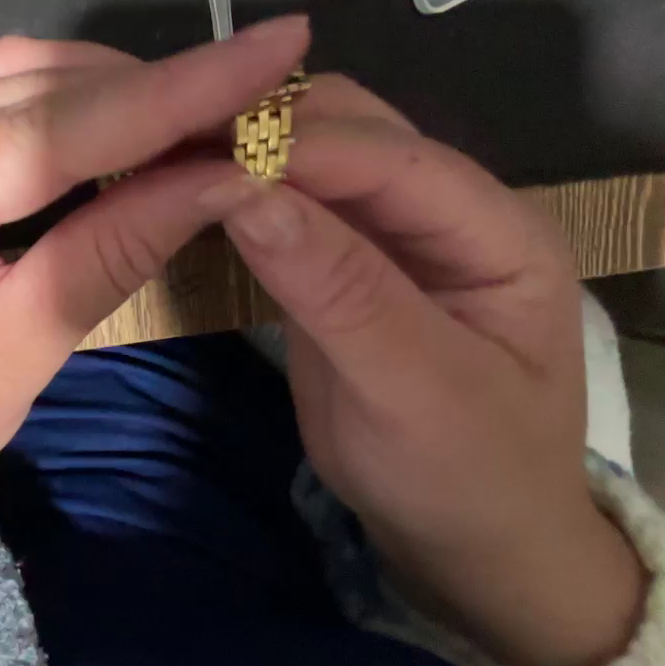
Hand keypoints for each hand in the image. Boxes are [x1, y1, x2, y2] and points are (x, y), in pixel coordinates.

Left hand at [0, 19, 312, 588]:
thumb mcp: (23, 346)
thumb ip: (114, 249)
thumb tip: (225, 174)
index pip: (52, 128)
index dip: (171, 90)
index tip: (275, 45)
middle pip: (32, 84)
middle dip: (149, 84)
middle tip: (253, 92)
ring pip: (14, 76)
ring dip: (109, 85)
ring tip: (199, 110)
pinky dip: (66, 103)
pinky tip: (120, 124)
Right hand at [221, 75, 645, 665]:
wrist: (463, 536)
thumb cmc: (463, 472)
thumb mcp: (413, 388)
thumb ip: (338, 289)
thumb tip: (245, 193)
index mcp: (495, 230)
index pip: (390, 157)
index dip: (299, 147)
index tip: (202, 154)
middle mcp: (443, 211)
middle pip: (354, 131)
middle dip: (268, 129)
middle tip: (173, 148)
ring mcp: (386, 233)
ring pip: (312, 157)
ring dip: (246, 153)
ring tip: (169, 161)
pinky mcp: (336, 261)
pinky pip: (285, 204)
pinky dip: (238, 192)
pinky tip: (189, 194)